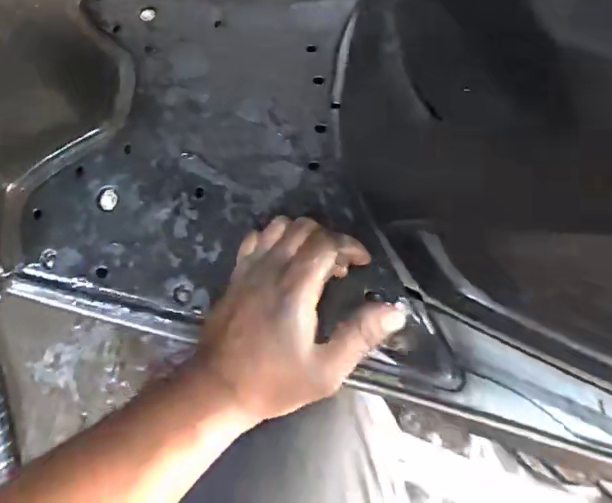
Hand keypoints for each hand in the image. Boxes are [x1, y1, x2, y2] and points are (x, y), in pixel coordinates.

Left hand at [182, 216, 408, 426]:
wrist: (218, 385)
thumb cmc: (275, 382)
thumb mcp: (326, 371)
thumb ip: (359, 335)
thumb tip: (393, 310)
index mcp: (294, 288)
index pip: (325, 243)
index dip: (349, 245)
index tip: (364, 261)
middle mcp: (271, 267)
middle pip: (303, 228)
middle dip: (329, 238)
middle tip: (342, 267)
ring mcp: (250, 266)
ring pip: (279, 226)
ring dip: (303, 235)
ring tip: (315, 262)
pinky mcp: (236, 272)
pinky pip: (257, 236)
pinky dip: (275, 238)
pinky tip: (284, 261)